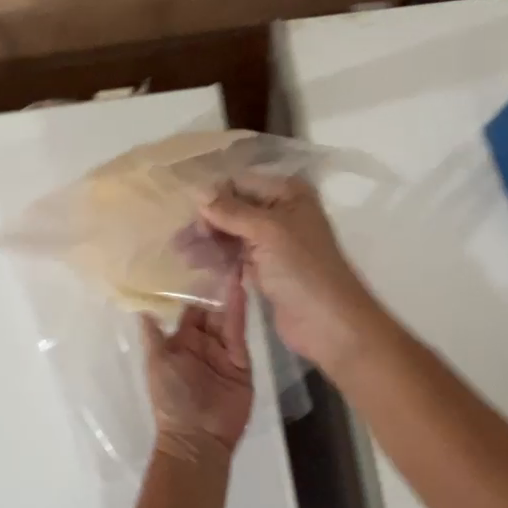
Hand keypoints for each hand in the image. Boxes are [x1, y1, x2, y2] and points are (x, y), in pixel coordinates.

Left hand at [141, 274, 252, 465]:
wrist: (198, 436)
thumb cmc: (171, 398)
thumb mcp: (156, 362)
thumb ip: (153, 334)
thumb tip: (140, 306)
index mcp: (180, 341)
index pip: (187, 308)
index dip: (191, 286)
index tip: (196, 258)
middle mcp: (202, 342)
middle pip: (209, 308)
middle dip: (213, 285)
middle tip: (220, 251)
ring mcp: (223, 350)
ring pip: (225, 315)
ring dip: (227, 292)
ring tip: (232, 261)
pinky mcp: (241, 359)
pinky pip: (238, 330)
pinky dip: (239, 310)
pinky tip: (239, 287)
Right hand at [200, 176, 386, 371]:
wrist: (328, 323)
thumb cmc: (302, 269)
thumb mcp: (267, 231)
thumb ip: (231, 210)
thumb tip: (197, 190)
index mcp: (288, 194)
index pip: (241, 183)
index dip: (214, 196)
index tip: (186, 215)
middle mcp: (282, 213)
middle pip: (235, 209)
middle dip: (207, 221)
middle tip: (179, 241)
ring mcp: (274, 243)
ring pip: (233, 234)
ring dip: (209, 242)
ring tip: (183, 255)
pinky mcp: (266, 270)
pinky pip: (236, 257)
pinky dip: (218, 259)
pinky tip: (197, 265)